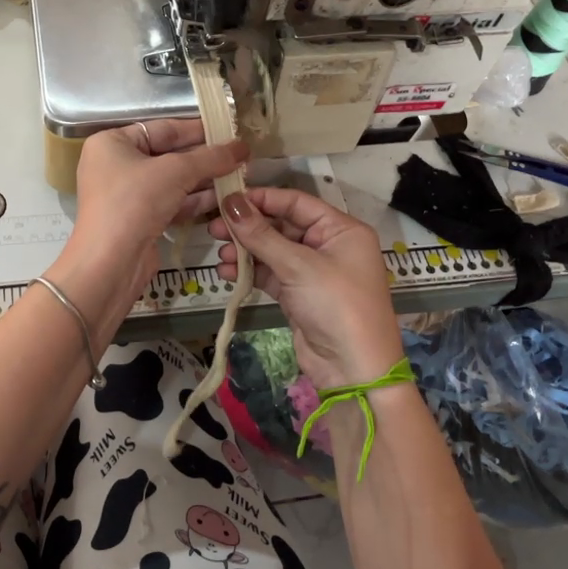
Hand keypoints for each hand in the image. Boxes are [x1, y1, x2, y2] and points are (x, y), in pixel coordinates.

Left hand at [53, 120, 247, 333]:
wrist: (110, 264)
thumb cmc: (135, 202)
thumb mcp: (175, 172)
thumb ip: (210, 157)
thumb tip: (242, 147)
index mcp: (112, 143)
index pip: (161, 129)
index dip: (197, 129)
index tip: (228, 130)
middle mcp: (115, 165)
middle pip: (168, 155)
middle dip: (204, 157)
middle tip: (240, 155)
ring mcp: (126, 195)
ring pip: (172, 181)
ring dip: (204, 179)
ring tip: (240, 174)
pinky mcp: (138, 220)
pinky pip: (171, 202)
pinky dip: (194, 200)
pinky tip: (224, 197)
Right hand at [207, 187, 402, 386]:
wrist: (354, 370)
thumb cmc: (336, 305)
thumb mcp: (299, 266)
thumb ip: (261, 235)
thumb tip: (230, 203)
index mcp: (341, 230)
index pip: (296, 203)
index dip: (261, 200)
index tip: (226, 198)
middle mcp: (329, 245)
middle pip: (282, 226)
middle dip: (248, 227)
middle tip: (213, 227)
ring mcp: (313, 272)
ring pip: (273, 251)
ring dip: (246, 251)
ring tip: (220, 255)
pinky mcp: (299, 294)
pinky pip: (270, 274)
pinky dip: (250, 271)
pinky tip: (227, 272)